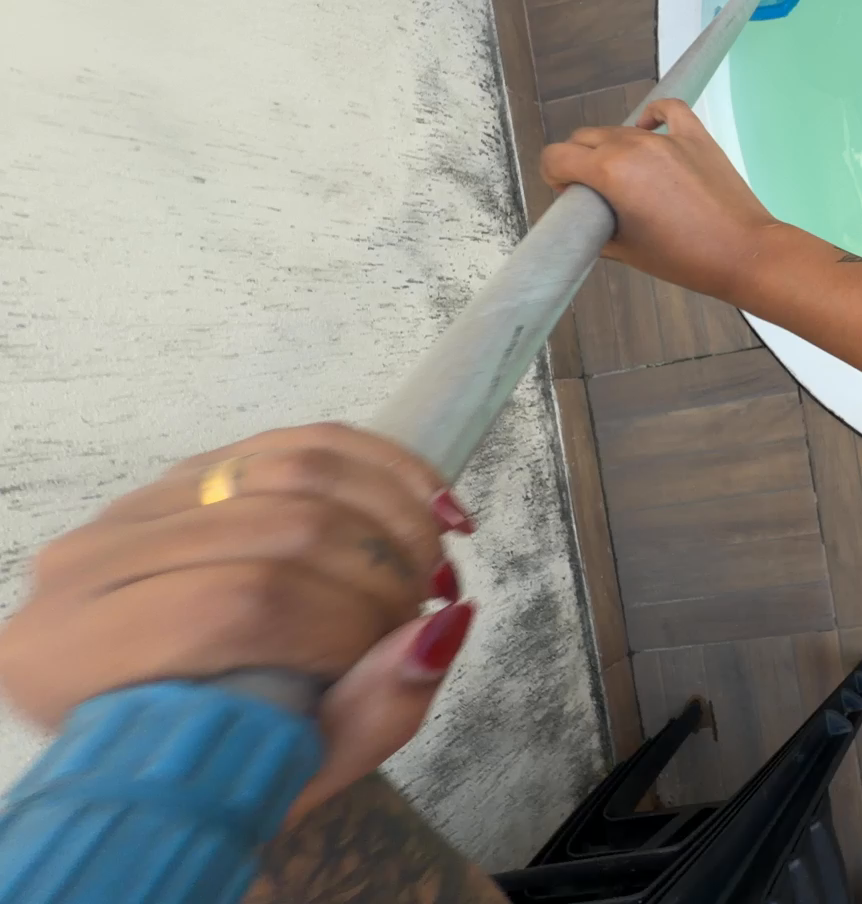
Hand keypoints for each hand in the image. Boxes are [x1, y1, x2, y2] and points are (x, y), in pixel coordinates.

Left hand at [0, 423, 477, 820]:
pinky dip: (400, 470)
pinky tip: (437, 511)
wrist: (203, 714)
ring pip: (308, 470)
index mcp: (76, 657)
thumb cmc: (246, 750)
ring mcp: (150, 499)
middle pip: (288, 527)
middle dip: (388, 570)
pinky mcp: (212, 463)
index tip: (388, 651)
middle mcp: (89, 562)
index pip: (239, 604)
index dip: (344, 621)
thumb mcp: (312, 766)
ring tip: (425, 570)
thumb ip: (376, 712)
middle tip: (415, 611)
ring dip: (404, 521)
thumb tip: (442, 626)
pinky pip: (321, 438)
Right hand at [539, 99, 782, 299]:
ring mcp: (669, 138)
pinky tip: (650, 129)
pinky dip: (655, 116)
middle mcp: (634, 146)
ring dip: (614, 149)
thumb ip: (597, 228)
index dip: (555, 178)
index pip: (556, 157)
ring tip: (629, 178)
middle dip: (582, 163)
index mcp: (610, 173)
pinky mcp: (698, 138)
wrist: (745, 254)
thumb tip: (586, 218)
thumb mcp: (628, 251)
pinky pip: (669, 110)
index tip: (569, 194)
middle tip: (599, 192)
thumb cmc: (689, 259)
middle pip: (585, 139)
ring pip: (622, 130)